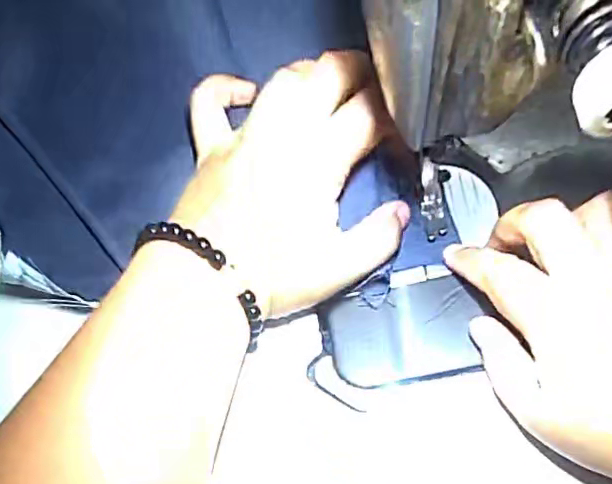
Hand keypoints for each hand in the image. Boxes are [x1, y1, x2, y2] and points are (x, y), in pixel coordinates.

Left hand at [168, 51, 410, 318]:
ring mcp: (245, 135)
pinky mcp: (211, 147)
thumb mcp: (339, 268)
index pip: (366, 116)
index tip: (398, 136)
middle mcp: (284, 134)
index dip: (390, 119)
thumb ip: (378, 239)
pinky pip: (212, 100)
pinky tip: (245, 90)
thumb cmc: (275, 277)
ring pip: (281, 81)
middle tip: (372, 89)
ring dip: (308, 75)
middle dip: (357, 74)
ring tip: (325, 87)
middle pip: (326, 77)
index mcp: (320, 161)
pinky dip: (228, 87)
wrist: (210, 281)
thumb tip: (401, 214)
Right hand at [444, 194, 611, 483]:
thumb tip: (483, 330)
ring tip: (560, 244)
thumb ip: (502, 363)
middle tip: (504, 246)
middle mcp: (595, 279)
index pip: (500, 270)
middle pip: (548, 218)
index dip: (471, 260)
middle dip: (515, 222)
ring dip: (571, 218)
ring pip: (602, 210)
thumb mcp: (537, 412)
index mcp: (553, 313)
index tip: (459, 258)